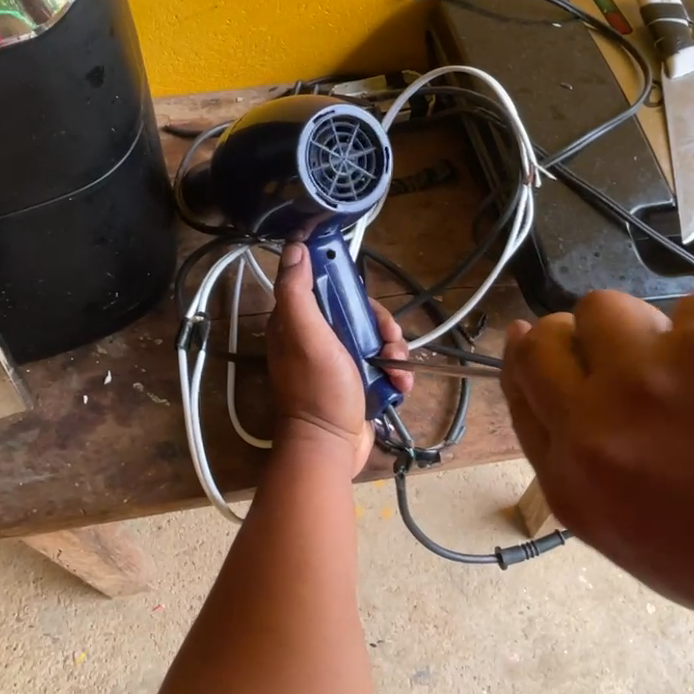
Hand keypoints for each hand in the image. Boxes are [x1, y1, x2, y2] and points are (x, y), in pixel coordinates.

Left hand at [266, 242, 413, 476]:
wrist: (331, 447)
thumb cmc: (317, 390)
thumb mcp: (304, 334)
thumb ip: (297, 290)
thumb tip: (294, 246)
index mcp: (296, 321)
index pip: (320, 280)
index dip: (338, 274)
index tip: (356, 278)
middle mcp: (316, 335)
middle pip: (356, 308)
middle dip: (379, 320)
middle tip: (388, 338)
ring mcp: (338, 358)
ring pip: (375, 333)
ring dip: (393, 348)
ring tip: (395, 367)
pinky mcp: (359, 378)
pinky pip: (383, 361)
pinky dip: (395, 370)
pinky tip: (399, 383)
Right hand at [500, 289, 693, 660]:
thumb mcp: (655, 548)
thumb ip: (596, 475)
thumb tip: (571, 403)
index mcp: (579, 491)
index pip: (521, 398)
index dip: (530, 365)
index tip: (537, 343)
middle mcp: (594, 427)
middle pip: (545, 341)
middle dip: (570, 338)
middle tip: (617, 349)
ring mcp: (650, 374)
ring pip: (606, 308)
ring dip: (640, 329)